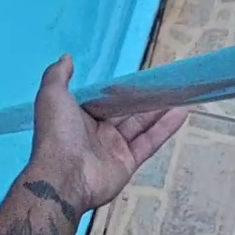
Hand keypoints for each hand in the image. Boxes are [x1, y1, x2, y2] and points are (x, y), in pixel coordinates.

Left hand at [27, 54, 187, 215]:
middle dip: (146, 98)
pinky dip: (165, 128)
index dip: (122, 89)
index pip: (105, 100)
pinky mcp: (127, 164)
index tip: (141, 77)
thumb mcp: (52, 96)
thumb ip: (58, 76)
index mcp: (79, 118)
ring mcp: (113, 150)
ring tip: (181, 91)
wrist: (63, 176)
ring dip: (160, 109)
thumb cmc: (57, 134)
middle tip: (168, 81)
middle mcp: (96, 133)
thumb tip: (66, 58)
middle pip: (126, 111)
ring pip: (141, 125)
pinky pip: (149, 142)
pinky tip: (182, 111)